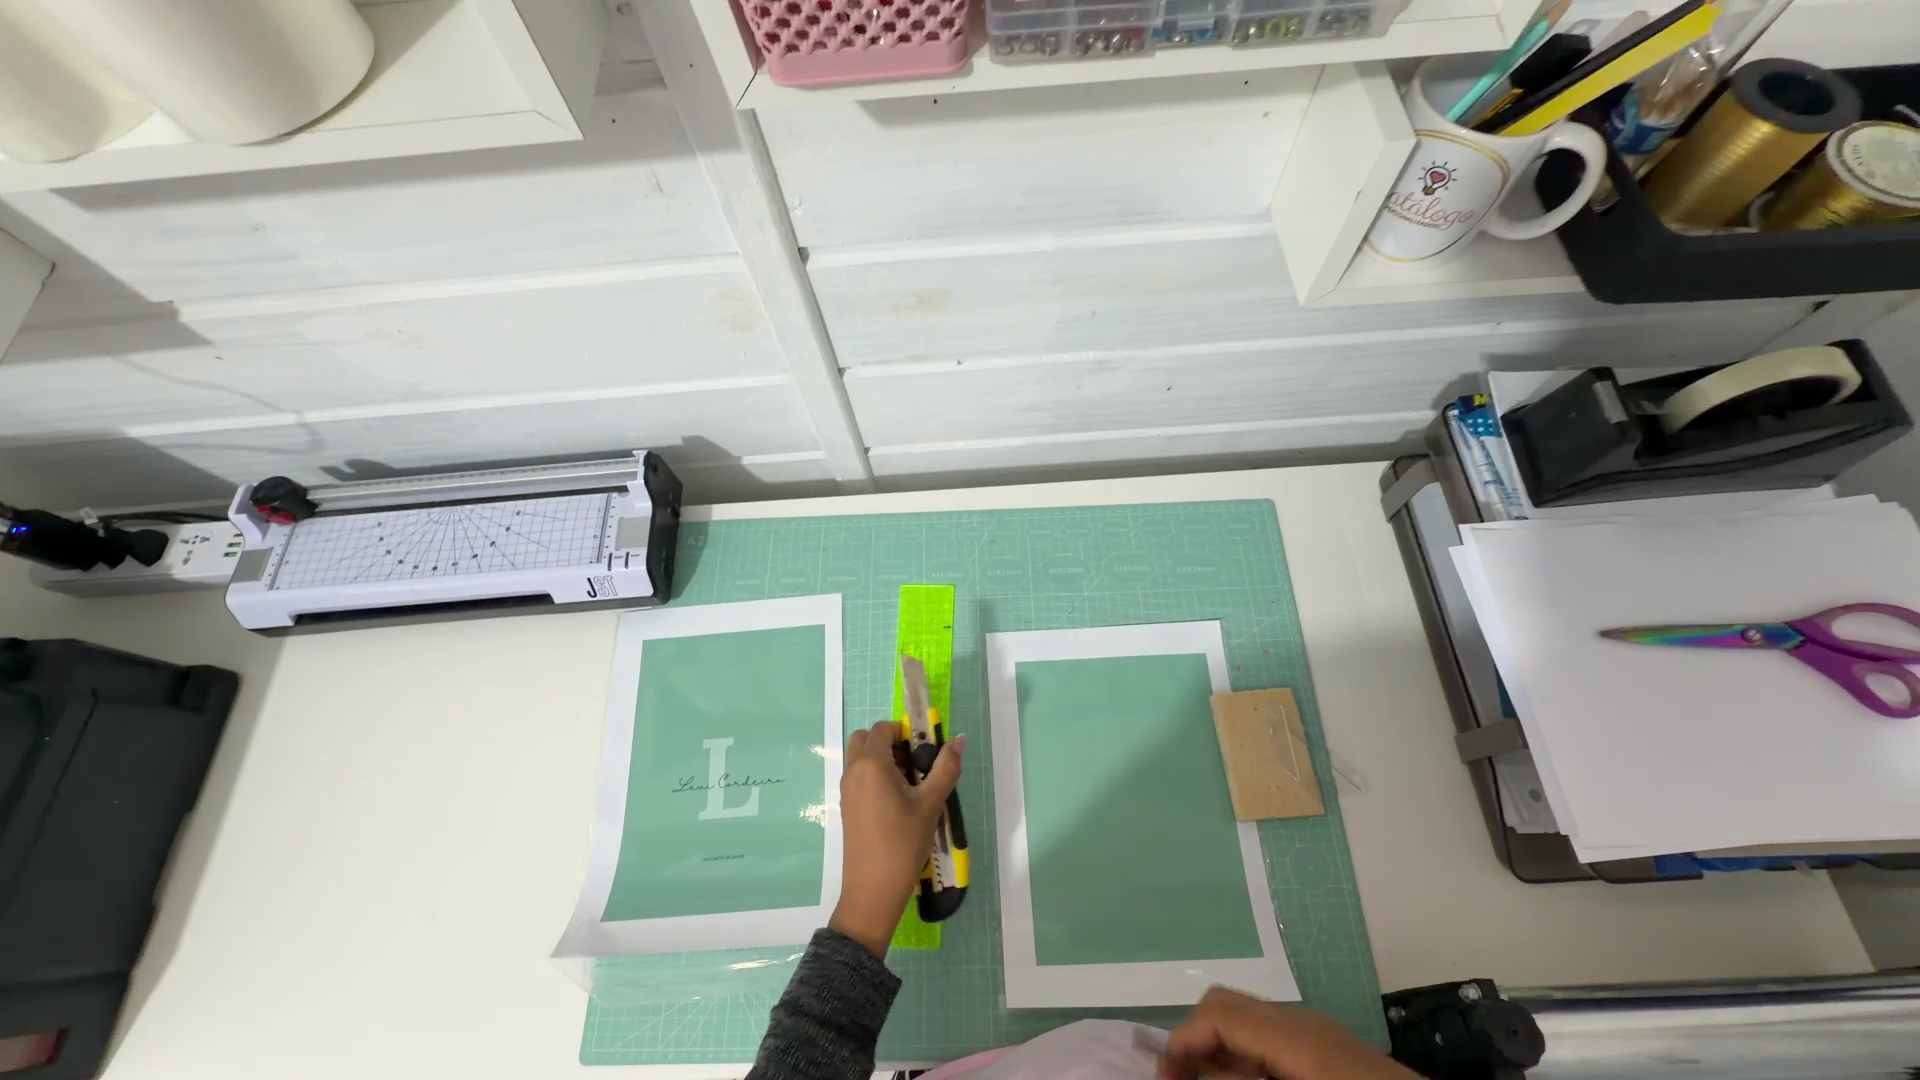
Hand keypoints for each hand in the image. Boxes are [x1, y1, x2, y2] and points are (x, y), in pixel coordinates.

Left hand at [828, 720, 963, 957]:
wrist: (873, 891)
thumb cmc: (903, 843)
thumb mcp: (931, 804)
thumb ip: (946, 768)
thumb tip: (958, 740)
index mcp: (871, 764)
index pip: (883, 728)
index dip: (904, 732)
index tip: (924, 751)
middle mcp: (853, 772)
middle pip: (865, 739)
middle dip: (889, 742)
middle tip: (914, 764)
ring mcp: (846, 791)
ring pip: (860, 758)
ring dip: (882, 759)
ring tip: (909, 785)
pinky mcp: (847, 808)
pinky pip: (858, 777)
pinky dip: (875, 776)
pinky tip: (897, 803)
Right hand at [1159, 987, 1417, 1079]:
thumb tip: (1191, 1072)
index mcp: (1292, 1032)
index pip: (1215, 1013)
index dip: (1180, 1043)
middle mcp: (1300, 1020)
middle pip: (1224, 1005)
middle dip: (1193, 1040)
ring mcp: (1316, 1033)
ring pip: (1245, 1020)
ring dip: (1217, 1049)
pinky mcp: (1328, 1051)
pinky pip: (1269, 1038)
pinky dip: (1245, 1058)